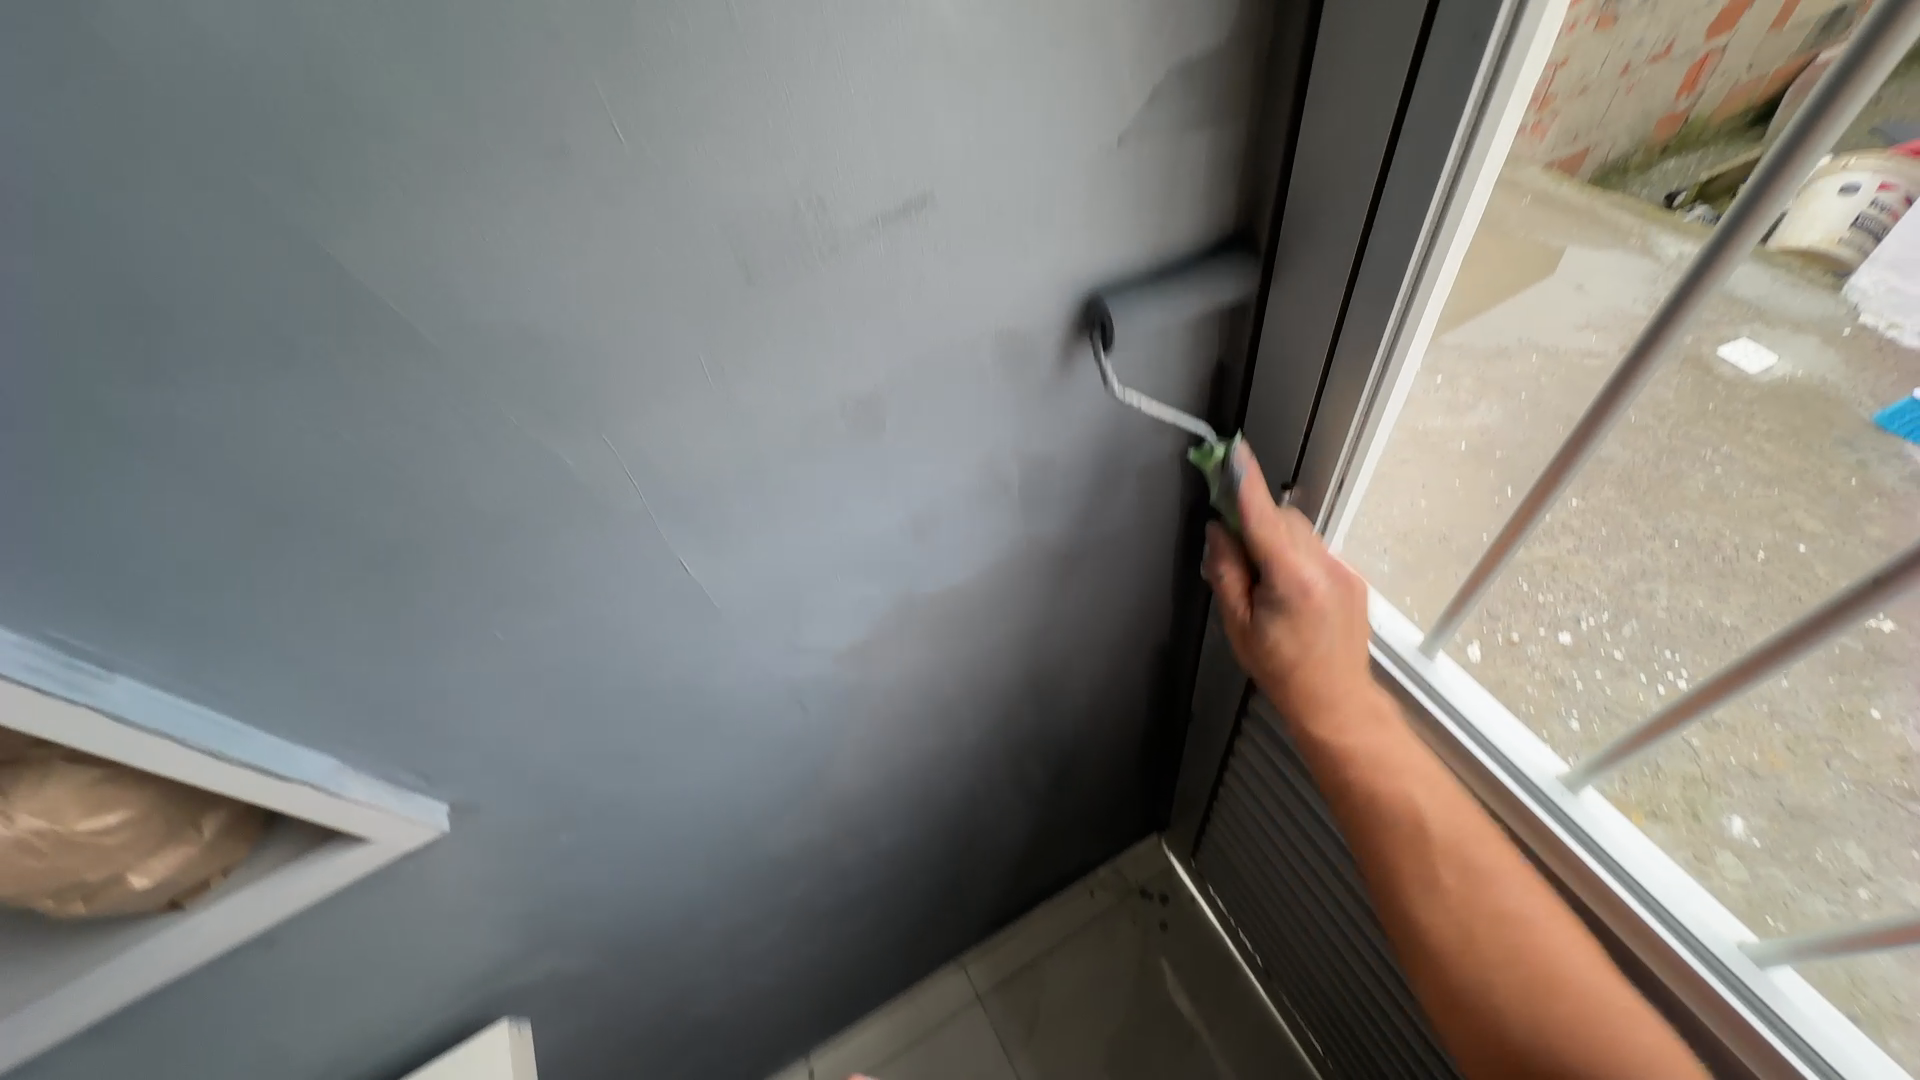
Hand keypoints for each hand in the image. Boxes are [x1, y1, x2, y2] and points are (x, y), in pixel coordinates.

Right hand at [1200, 441, 1377, 725]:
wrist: (1335, 699)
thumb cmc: (1279, 668)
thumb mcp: (1237, 624)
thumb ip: (1226, 571)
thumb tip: (1219, 530)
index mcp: (1292, 579)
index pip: (1263, 518)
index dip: (1246, 483)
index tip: (1234, 451)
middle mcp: (1324, 566)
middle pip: (1283, 520)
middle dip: (1256, 524)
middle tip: (1234, 555)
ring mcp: (1343, 571)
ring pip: (1300, 533)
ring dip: (1276, 542)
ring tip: (1264, 583)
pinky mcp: (1353, 578)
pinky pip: (1316, 550)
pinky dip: (1295, 557)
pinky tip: (1288, 591)